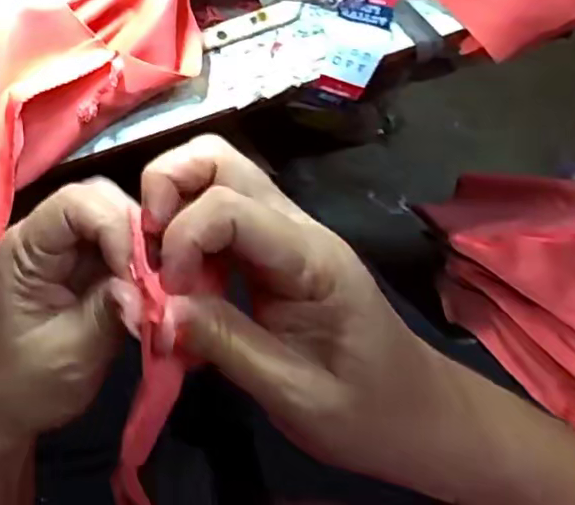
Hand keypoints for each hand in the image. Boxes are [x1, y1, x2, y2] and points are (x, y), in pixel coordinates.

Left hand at [0, 179, 141, 438]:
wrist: (1, 408)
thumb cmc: (25, 382)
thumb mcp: (69, 353)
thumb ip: (107, 314)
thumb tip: (147, 292)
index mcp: (26, 246)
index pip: (73, 203)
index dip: (113, 224)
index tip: (137, 271)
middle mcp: (43, 234)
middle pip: (96, 199)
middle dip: (133, 231)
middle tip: (159, 275)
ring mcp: (64, 247)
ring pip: (111, 217)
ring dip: (140, 247)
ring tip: (158, 285)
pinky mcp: (81, 264)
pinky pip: (116, 245)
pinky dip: (139, 262)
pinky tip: (151, 290)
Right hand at [144, 137, 470, 495]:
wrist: (424, 418)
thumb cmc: (371, 413)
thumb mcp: (298, 397)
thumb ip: (226, 344)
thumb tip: (161, 310)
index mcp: (309, 255)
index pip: (229, 206)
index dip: (184, 237)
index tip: (171, 291)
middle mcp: (293, 222)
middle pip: (216, 157)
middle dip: (166, 185)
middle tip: (150, 246)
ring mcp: (280, 225)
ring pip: (211, 168)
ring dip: (170, 198)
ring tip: (160, 257)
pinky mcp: (266, 239)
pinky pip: (214, 202)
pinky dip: (182, 222)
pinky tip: (180, 271)